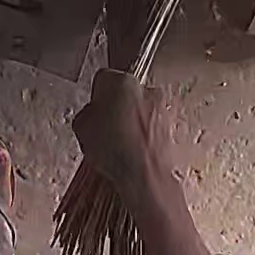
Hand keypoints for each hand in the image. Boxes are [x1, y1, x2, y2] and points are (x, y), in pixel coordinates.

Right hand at [72, 69, 172, 197]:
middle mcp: (146, 89)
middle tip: (105, 128)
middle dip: (116, 107)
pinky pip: (152, 125)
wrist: (146, 176)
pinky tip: (134, 151)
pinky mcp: (172, 125)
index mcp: (120, 82)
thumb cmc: (115, 151)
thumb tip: (92, 115)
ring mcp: (162, 107)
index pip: (103, 78)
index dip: (96, 96)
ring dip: (131, 121)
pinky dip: (145, 134)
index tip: (94, 109)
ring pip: (140, 108)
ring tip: (120, 145)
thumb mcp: (82, 129)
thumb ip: (87, 114)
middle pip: (125, 92)